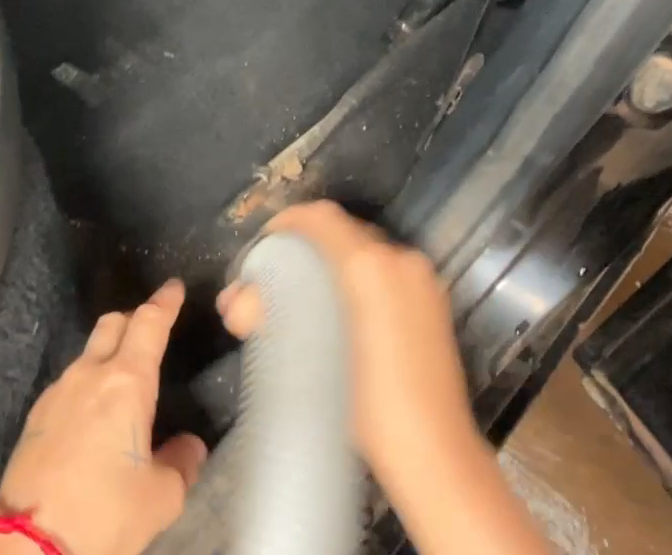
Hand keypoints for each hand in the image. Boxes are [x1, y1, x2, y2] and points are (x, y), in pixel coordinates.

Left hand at [0, 280, 206, 554]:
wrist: (32, 542)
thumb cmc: (106, 513)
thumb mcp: (161, 497)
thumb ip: (181, 463)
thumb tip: (189, 445)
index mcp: (126, 384)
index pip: (148, 326)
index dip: (164, 303)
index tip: (174, 287)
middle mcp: (88, 375)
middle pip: (112, 326)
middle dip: (134, 318)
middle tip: (152, 326)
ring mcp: (57, 391)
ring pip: (88, 353)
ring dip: (109, 352)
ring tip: (127, 376)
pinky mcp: (37, 414)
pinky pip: (70, 382)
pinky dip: (89, 381)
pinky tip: (96, 411)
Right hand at [217, 201, 474, 486]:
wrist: (433, 453)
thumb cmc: (362, 404)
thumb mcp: (304, 357)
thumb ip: (268, 316)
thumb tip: (236, 302)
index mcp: (368, 265)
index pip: (319, 217)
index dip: (286, 222)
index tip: (265, 246)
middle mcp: (399, 261)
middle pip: (342, 229)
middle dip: (307, 244)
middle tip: (280, 275)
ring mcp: (423, 280)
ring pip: (365, 249)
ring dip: (332, 259)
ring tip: (308, 294)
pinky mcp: (434, 302)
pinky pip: (386, 269)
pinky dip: (358, 275)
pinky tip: (341, 311)